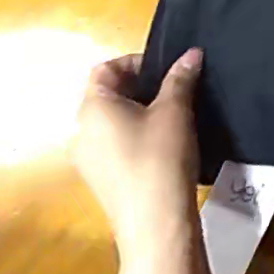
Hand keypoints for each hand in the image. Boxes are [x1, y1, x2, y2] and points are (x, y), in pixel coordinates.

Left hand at [73, 49, 203, 253]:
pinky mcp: (102, 177)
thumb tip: (191, 53)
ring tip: (175, 114)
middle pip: (107, 93)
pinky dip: (137, 132)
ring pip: (113, 119)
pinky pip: (116, 141)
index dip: (136, 62)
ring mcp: (88, 158)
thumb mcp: (176, 110)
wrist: (154, 220)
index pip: (105, 69)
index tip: (168, 70)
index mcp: (93, 109)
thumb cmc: (160, 155)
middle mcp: (82, 131)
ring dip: (141, 109)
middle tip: (177, 89)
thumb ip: (181, 78)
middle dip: (142, 85)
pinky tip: (165, 142)